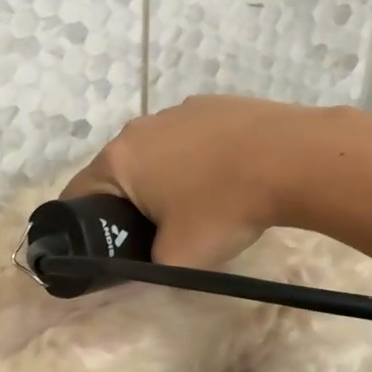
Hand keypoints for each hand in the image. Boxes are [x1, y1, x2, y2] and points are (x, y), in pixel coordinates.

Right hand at [62, 95, 306, 268]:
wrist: (294, 159)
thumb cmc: (224, 208)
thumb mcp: (179, 258)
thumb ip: (150, 267)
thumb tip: (149, 263)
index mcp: (118, 159)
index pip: (77, 194)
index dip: (84, 226)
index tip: (105, 247)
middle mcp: (139, 128)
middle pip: (118, 172)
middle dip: (128, 203)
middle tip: (155, 234)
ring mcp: (178, 111)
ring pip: (157, 153)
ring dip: (165, 179)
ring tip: (200, 205)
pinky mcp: (215, 104)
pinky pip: (192, 138)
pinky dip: (199, 159)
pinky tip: (227, 178)